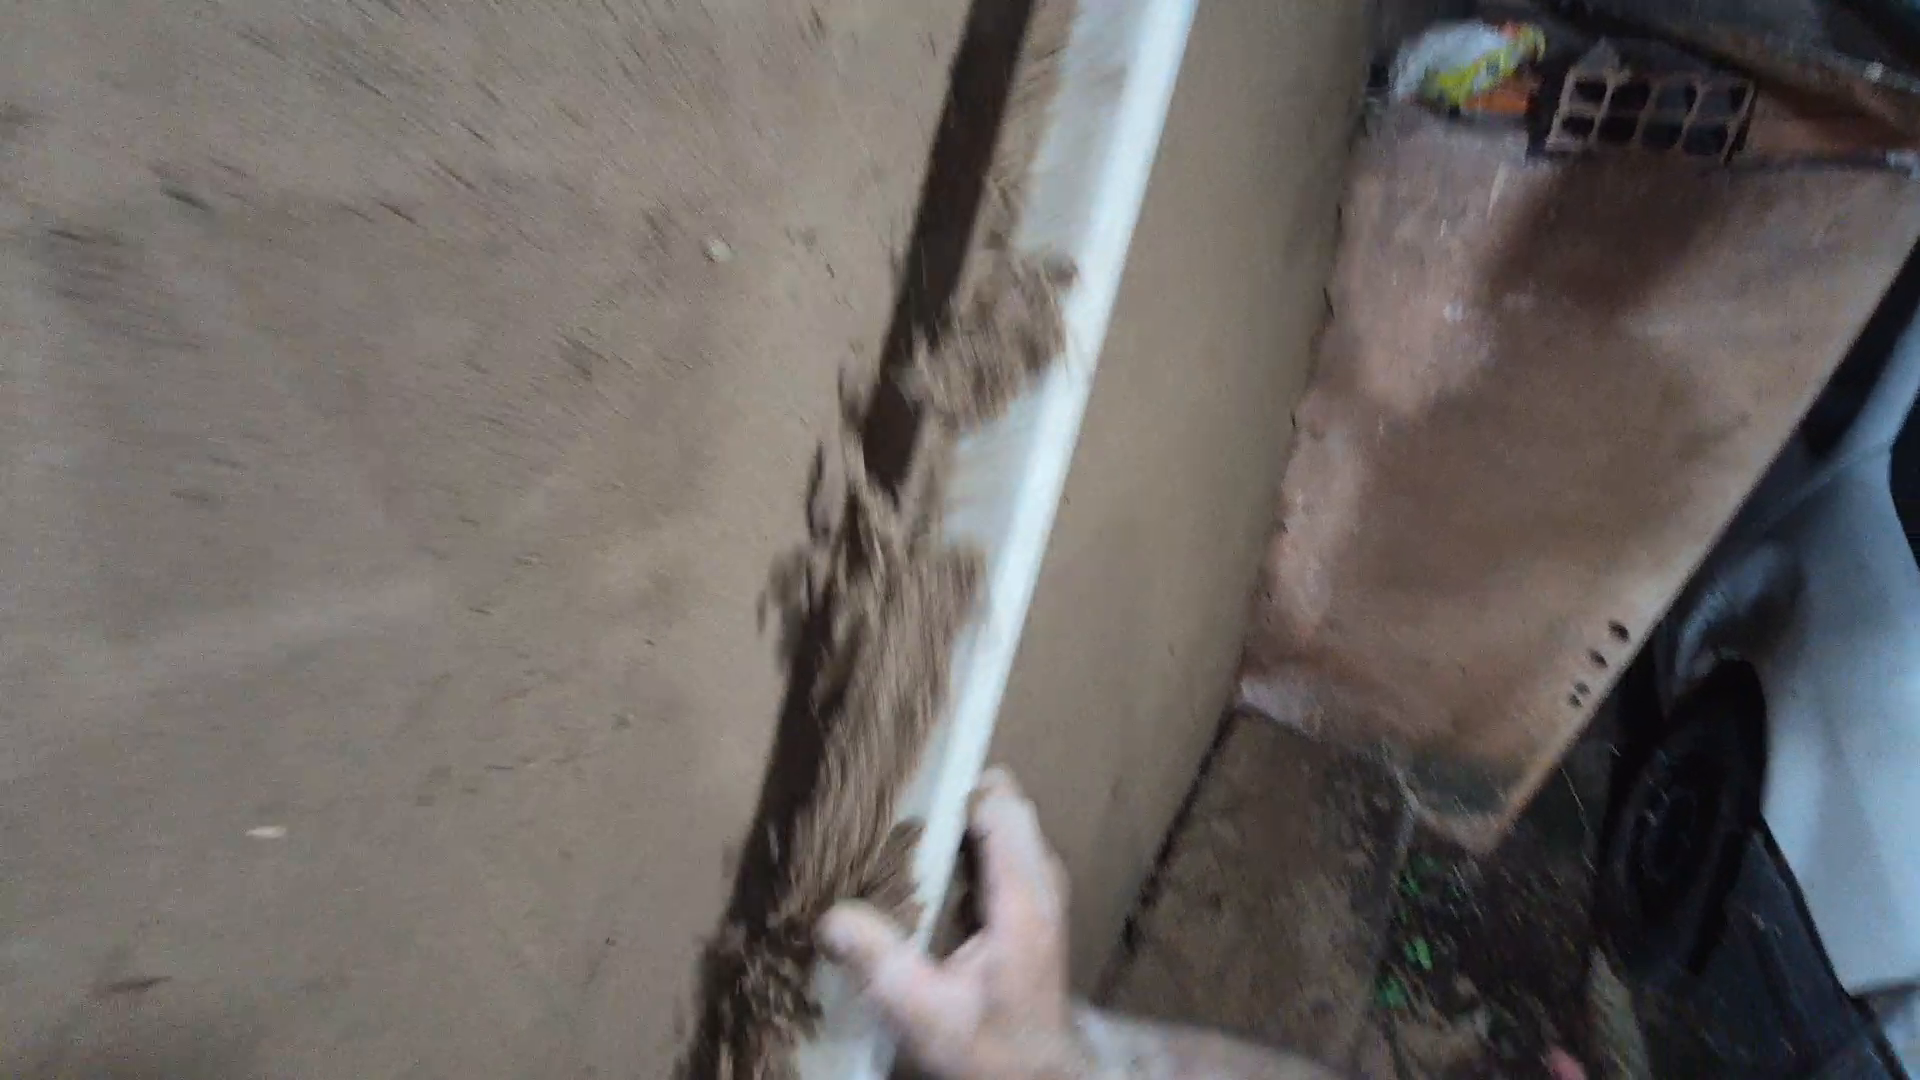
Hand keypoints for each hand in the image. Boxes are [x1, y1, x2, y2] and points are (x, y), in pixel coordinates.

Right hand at [817, 767, 1088, 1079]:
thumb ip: (880, 964)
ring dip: (969, 814)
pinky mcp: (1039, 896)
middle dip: (960, 795)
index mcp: (1022, 897)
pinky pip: (1011, 839)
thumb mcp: (923, 1015)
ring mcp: (1045, 885)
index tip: (911, 794)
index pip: (1000, 808)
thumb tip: (830, 919)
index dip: (957, 791)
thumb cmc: (985, 1047)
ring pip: (1012, 818)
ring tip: (916, 829)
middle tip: (908, 812)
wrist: (1035, 1079)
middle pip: (1008, 803)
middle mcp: (1042, 879)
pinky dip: (978, 835)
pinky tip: (938, 860)